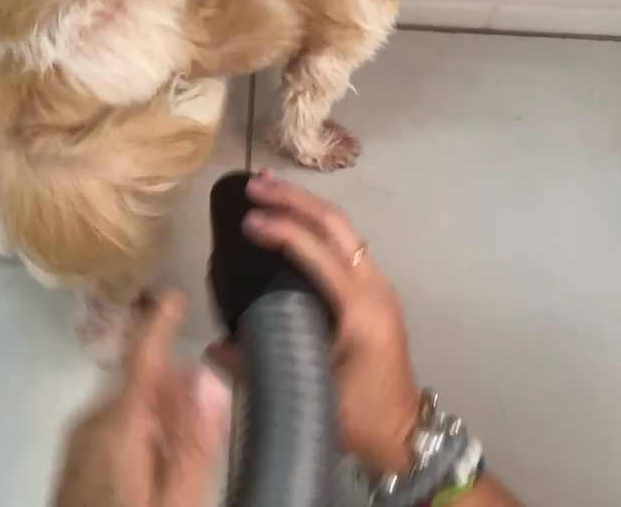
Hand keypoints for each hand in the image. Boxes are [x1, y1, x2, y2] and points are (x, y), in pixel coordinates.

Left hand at [53, 291, 231, 506]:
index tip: (176, 294)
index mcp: (116, 424)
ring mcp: (76, 443)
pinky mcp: (71, 462)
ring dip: (156, 414)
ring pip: (126, 409)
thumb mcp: (178, 502)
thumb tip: (209, 377)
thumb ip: (194, 441)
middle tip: (205, 401)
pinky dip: (137, 433)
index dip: (159, 322)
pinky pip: (111, 431)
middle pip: (137, 386)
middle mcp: (90, 422)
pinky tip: (156, 463)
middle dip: (171, 386)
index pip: (141, 358)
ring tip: (187, 443)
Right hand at [213, 172, 420, 474]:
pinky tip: (291, 212)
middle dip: (293, 199)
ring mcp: (376, 283)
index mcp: (361, 309)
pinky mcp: (371, 286)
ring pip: (341, 225)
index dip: (282, 230)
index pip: (319, 252)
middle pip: (335, 224)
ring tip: (267, 183)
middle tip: (253, 186)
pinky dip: (314, 219)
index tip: (247, 221)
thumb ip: (260, 370)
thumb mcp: (312, 397)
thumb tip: (213, 346)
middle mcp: (373, 286)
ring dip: (303, 202)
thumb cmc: (360, 416)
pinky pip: (343, 239)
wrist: (407, 436)